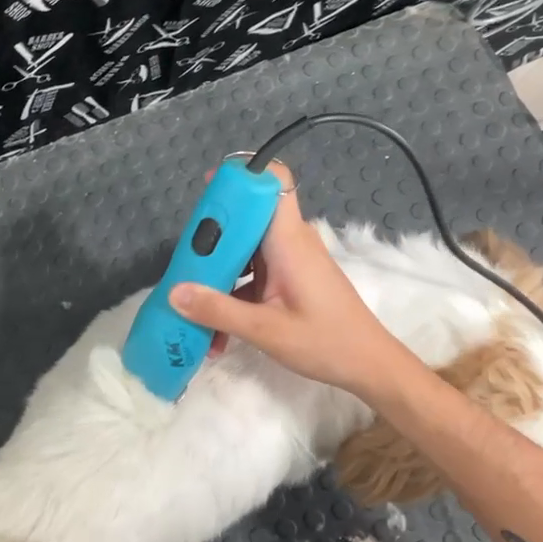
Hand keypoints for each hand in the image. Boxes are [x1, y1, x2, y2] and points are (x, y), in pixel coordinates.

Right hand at [170, 187, 415, 400]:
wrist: (369, 366)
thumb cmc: (326, 342)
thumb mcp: (265, 331)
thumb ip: (218, 310)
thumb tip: (173, 293)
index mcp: (288, 241)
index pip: (274, 182)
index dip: (243, 176)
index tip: (209, 190)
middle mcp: (288, 242)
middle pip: (246, 218)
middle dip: (212, 236)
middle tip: (184, 261)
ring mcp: (288, 260)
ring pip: (244, 249)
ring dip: (218, 274)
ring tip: (193, 306)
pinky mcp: (287, 279)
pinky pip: (252, 274)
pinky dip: (232, 294)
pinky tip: (216, 331)